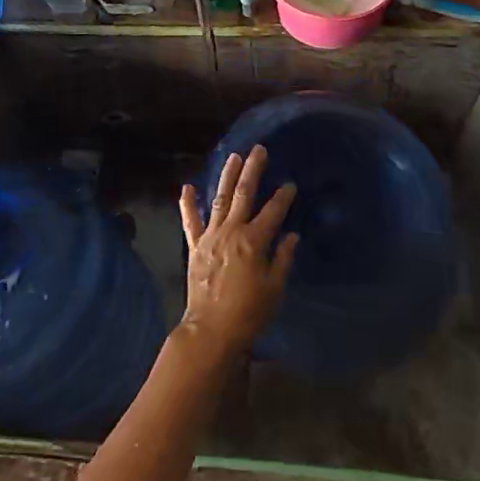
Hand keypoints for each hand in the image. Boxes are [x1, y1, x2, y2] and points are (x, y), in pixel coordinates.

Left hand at [179, 145, 299, 357]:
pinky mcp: (195, 247)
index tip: (289, 184)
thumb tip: (291, 235)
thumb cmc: (248, 313)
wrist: (210, 330)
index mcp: (254, 241)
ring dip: (227, 177)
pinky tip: (188, 187)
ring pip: (220, 199)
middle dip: (253, 170)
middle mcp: (231, 232)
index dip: (283, 197)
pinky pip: (191, 221)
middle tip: (259, 150)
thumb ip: (282, 259)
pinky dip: (188, 203)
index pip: (273, 211)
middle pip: (244, 194)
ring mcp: (210, 237)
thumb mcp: (274, 288)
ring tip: (233, 157)